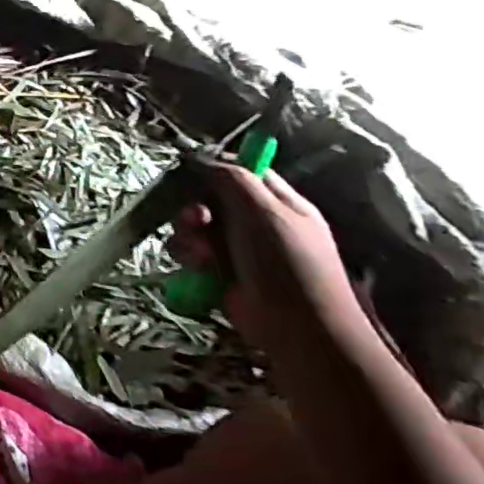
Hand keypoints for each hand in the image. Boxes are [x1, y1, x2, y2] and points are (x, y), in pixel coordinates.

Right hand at [169, 160, 366, 356]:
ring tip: (201, 254)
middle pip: (208, 199)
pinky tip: (199, 268)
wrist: (295, 325)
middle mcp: (257, 222)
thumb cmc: (287, 262)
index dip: (217, 169)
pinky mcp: (218, 271)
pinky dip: (188, 257)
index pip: (244, 171)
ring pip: (193, 227)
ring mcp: (237, 248)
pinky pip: (189, 252)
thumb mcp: (263, 210)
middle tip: (197, 220)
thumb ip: (231, 178)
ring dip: (188, 236)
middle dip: (195, 209)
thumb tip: (199, 157)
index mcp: (280, 203)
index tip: (192, 172)